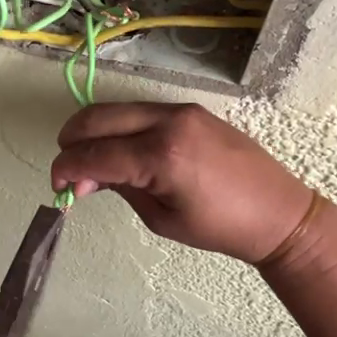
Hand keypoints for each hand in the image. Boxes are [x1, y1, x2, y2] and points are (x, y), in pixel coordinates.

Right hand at [50, 102, 315, 264]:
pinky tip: (119, 152)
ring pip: (116, 109)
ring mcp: (180, 111)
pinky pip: (139, 111)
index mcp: (161, 156)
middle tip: (68, 171)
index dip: (67, 169)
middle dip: (71, 142)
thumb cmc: (221, 228)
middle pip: (97, 118)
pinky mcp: (190, 109)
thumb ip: (119, 189)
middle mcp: (168, 122)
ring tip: (91, 163)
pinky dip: (119, 127)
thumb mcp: (161, 218)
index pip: (95, 153)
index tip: (57, 186)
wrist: (279, 212)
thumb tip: (83, 179)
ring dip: (93, 131)